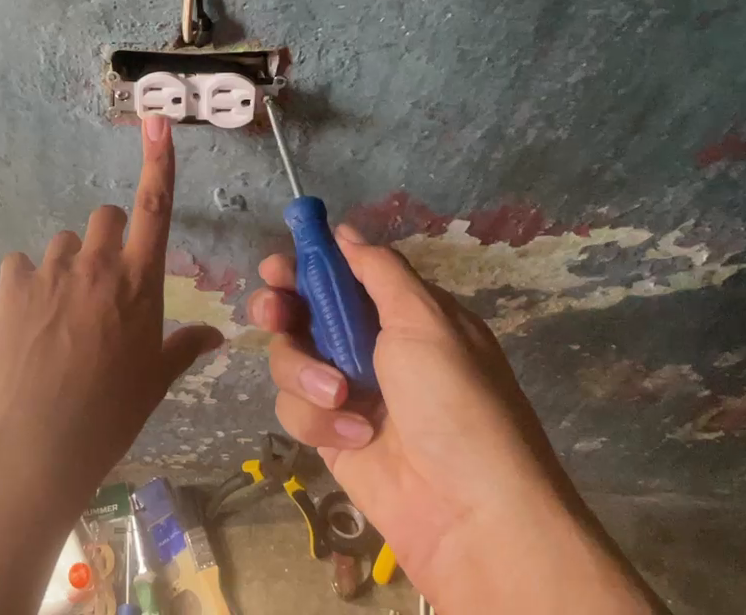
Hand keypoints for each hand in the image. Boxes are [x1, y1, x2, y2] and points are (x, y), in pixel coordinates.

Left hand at [0, 115, 224, 496]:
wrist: (38, 443)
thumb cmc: (110, 413)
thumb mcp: (155, 380)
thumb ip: (185, 346)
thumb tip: (215, 334)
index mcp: (139, 281)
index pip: (156, 206)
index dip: (159, 160)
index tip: (157, 122)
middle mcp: (96, 264)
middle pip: (107, 216)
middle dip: (109, 238)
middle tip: (103, 283)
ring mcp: (51, 270)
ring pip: (64, 241)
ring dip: (68, 263)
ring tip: (62, 312)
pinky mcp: (11, 284)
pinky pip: (23, 263)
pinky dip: (29, 280)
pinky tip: (28, 317)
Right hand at [249, 223, 661, 613]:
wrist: (470, 513)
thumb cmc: (455, 401)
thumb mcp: (426, 321)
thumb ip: (378, 271)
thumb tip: (345, 231)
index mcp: (399, 313)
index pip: (339, 275)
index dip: (304, 267)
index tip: (277, 269)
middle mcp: (368, 346)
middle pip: (300, 312)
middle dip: (281, 310)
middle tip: (275, 314)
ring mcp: (346, 390)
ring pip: (288, 358)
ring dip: (305, 372)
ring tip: (339, 395)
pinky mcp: (329, 433)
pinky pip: (295, 407)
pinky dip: (319, 419)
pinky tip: (355, 436)